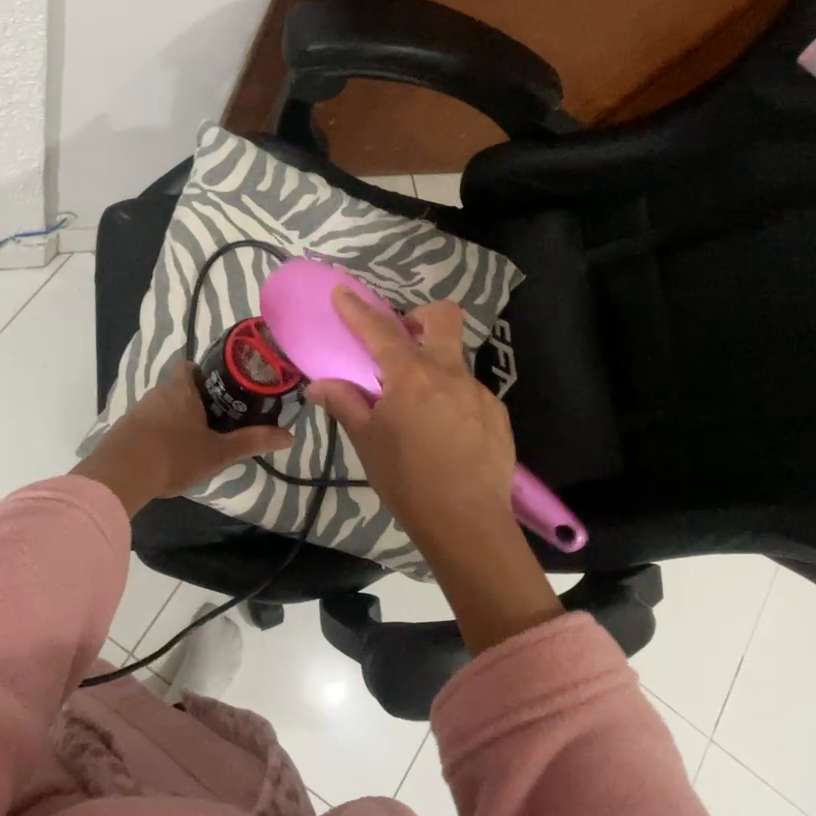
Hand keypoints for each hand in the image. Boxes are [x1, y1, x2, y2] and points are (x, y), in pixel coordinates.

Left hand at [74, 361, 292, 515]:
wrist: (121, 475)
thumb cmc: (175, 454)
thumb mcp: (219, 452)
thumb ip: (252, 442)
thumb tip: (289, 436)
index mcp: (180, 389)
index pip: (189, 366)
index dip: (203, 373)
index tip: (220, 390)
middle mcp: (156, 393)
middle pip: (177, 389)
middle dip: (194, 402)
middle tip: (216, 421)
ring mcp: (136, 412)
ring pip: (162, 409)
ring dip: (176, 421)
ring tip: (195, 442)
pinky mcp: (124, 432)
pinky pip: (147, 427)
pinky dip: (159, 436)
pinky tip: (170, 457)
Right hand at [308, 287, 562, 650]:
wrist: (466, 522)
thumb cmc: (406, 481)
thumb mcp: (367, 442)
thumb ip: (345, 405)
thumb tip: (319, 385)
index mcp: (411, 377)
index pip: (379, 330)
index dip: (357, 309)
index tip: (343, 292)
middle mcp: (449, 374)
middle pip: (443, 317)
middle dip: (421, 315)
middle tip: (403, 339)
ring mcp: (479, 392)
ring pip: (455, 363)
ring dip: (434, 372)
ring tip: (420, 413)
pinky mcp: (497, 415)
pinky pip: (469, 395)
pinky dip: (451, 403)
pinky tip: (445, 438)